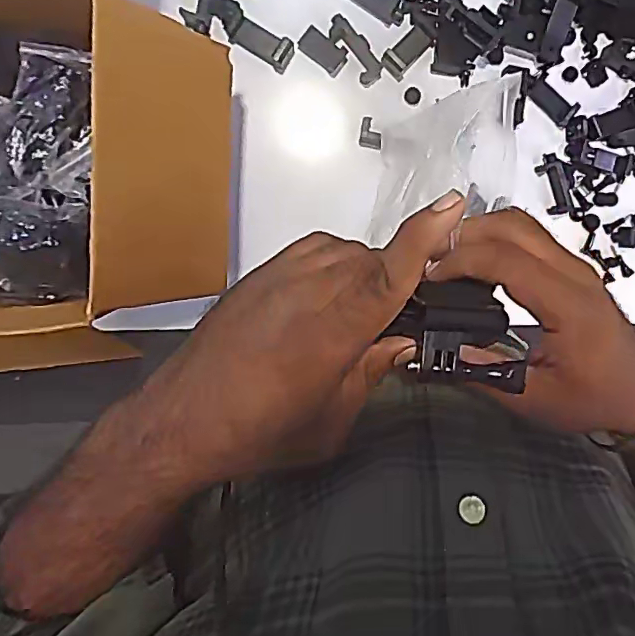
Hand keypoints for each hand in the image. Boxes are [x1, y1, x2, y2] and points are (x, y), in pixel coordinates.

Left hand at [130, 190, 467, 486]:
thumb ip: (373, 372)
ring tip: (348, 317)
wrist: (184, 419)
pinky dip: (333, 265)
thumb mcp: (331, 420)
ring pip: (348, 253)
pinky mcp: (263, 273)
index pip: (390, 271)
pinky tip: (325, 296)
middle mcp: (306, 294)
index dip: (425, 235)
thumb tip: (399, 345)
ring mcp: (281, 277)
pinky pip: (316, 250)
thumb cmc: (249, 428)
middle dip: (396, 283)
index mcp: (332, 333)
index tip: (450, 207)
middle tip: (387, 325)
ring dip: (363, 275)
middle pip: (376, 263)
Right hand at [425, 208, 634, 436]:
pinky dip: (494, 238)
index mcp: (570, 307)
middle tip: (431, 257)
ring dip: (478, 231)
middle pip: (512, 225)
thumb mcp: (538, 398)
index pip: (507, 260)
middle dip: (463, 234)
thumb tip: (449, 352)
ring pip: (520, 223)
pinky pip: (528, 236)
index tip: (433, 275)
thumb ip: (489, 373)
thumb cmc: (602, 395)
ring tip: (446, 257)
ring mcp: (575, 267)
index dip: (461, 261)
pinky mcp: (569, 268)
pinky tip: (473, 260)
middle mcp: (575, 276)